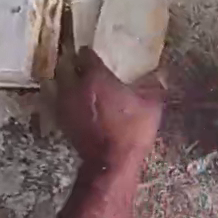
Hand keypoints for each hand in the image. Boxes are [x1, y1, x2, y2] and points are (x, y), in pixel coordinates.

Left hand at [58, 48, 163, 174]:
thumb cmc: (131, 132)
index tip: (96, 56)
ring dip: (64, 80)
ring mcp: (64, 104)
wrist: (111, 163)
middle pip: (65, 65)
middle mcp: (75, 86)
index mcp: (96, 76)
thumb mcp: (151, 107)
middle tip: (82, 66)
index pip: (86, 54)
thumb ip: (154, 86)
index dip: (91, 53)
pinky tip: (74, 104)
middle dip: (72, 63)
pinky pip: (56, 101)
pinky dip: (63, 99)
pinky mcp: (61, 121)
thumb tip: (162, 73)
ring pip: (56, 82)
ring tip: (75, 83)